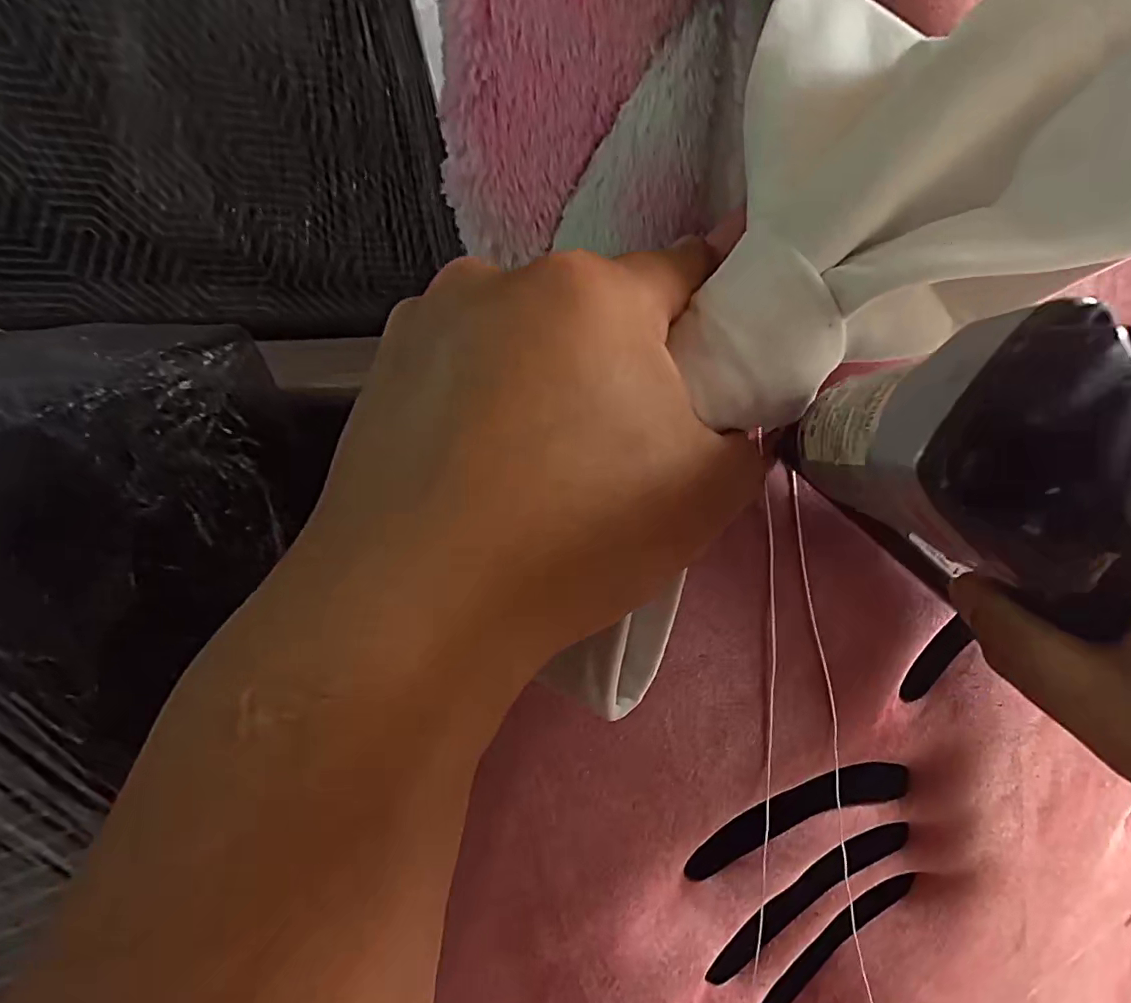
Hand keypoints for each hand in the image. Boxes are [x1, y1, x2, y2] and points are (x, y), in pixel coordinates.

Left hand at [298, 241, 764, 666]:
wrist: (420, 606)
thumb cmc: (580, 536)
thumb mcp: (710, 494)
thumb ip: (748, 436)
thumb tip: (731, 419)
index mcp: (595, 293)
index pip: (684, 269)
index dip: (711, 315)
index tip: (711, 368)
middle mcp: (505, 278)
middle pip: (598, 306)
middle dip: (624, 356)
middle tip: (625, 438)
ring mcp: (431, 317)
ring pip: (526, 334)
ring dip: (550, 372)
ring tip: (542, 461)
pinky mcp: (382, 366)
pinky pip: (466, 365)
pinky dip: (488, 396)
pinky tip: (482, 466)